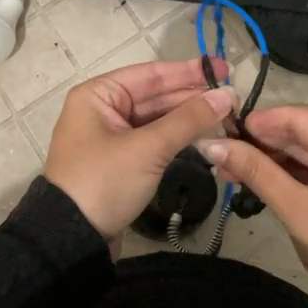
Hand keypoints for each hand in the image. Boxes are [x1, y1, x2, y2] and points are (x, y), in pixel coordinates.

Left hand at [45, 58, 235, 239]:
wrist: (72, 239)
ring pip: (156, 118)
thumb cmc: (104, 181)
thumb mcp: (148, 149)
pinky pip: (153, 139)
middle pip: (154, 95)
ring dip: (188, 118)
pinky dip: (177, 137)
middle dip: (192, 96)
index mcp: (98, 94)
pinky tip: (205, 134)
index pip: (150, 74)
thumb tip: (226, 95)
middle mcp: (102, 108)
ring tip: (228, 114)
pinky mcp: (120, 160)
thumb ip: (188, 120)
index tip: (224, 67)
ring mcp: (111, 136)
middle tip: (235, 96)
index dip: (189, 71)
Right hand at [200, 105, 307, 289]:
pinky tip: (263, 176)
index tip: (226, 131)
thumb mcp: (296, 209)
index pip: (304, 117)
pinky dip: (295, 170)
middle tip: (225, 155)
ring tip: (235, 168)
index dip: (263, 122)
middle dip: (265, 144)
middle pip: (307, 132)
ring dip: (276, 158)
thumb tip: (212, 144)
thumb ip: (255, 171)